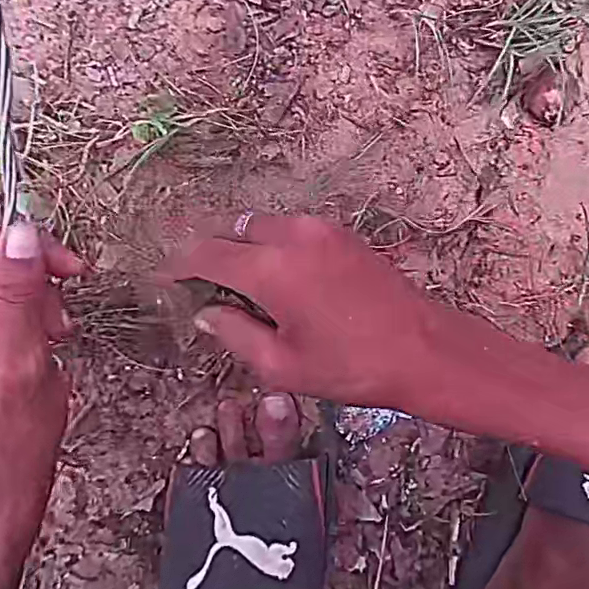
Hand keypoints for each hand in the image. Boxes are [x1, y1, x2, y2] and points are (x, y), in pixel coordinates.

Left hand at [0, 224, 84, 555]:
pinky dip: (14, 311)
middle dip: (29, 282)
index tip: (70, 271)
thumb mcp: (20, 362)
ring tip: (46, 336)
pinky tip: (29, 338)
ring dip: (26, 298)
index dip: (28, 251)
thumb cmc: (11, 442)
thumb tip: (21, 233)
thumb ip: (17, 294)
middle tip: (58, 321)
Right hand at [158, 214, 481, 409]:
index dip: (180, 265)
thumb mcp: (282, 364)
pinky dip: (270, 241)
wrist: (422, 346)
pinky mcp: (341, 233)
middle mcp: (294, 236)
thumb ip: (235, 332)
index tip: (166, 276)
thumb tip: (208, 313)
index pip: (208, 254)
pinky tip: (270, 269)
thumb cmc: (352, 365)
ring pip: (263, 223)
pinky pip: (291, 228)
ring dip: (240, 241)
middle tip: (191, 271)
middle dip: (208, 245)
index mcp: (272, 269)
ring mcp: (321, 229)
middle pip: (233, 228)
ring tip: (229, 274)